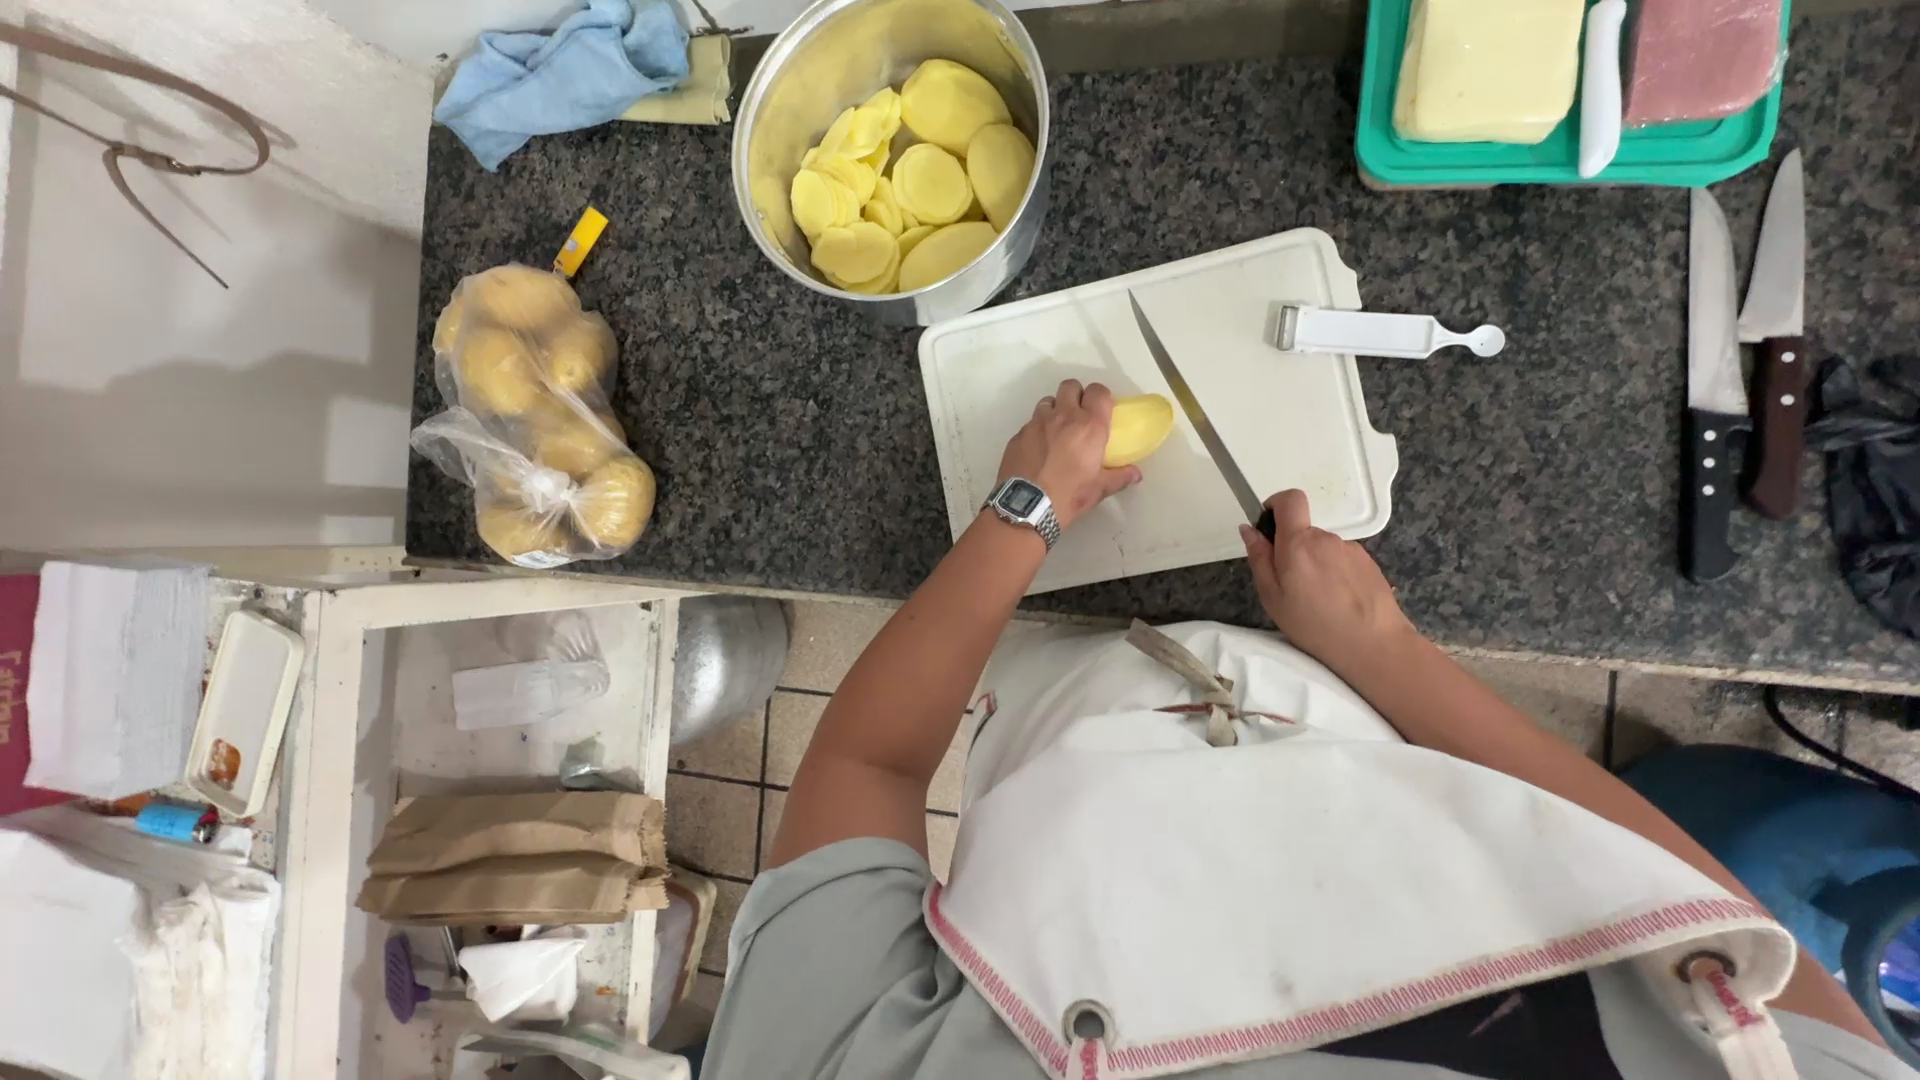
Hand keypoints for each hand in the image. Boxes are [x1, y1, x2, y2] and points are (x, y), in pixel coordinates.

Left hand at [996, 380, 1140, 528]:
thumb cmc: (1069, 495)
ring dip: (1054, 410)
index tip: (1101, 410)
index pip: (1098, 391)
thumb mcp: (1099, 489)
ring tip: (1057, 431)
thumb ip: (1119, 476)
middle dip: (1076, 395)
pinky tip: (1037, 449)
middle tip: (1078, 415)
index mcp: (1089, 425)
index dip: (1101, 397)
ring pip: (1048, 402)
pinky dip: (1036, 430)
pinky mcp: (1018, 435)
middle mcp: (1063, 416)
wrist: (1027, 507)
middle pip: (1070, 386)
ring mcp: (1037, 423)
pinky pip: (1030, 423)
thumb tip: (1135, 474)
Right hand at [1239, 489, 1418, 678]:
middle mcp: (1326, 538)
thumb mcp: (1272, 596)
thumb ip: (1259, 558)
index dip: (1276, 505)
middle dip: (1293, 550)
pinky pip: (1342, 561)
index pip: (1290, 499)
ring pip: (1323, 549)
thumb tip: (1249, 529)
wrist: (1373, 644)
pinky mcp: (1369, 563)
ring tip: (1318, 600)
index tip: (1269, 527)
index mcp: (1298, 542)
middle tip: (1291, 587)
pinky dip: (1335, 575)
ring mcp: (1351, 549)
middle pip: (1304, 531)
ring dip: (1315, 565)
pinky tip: (1338, 602)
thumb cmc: (1313, 623)